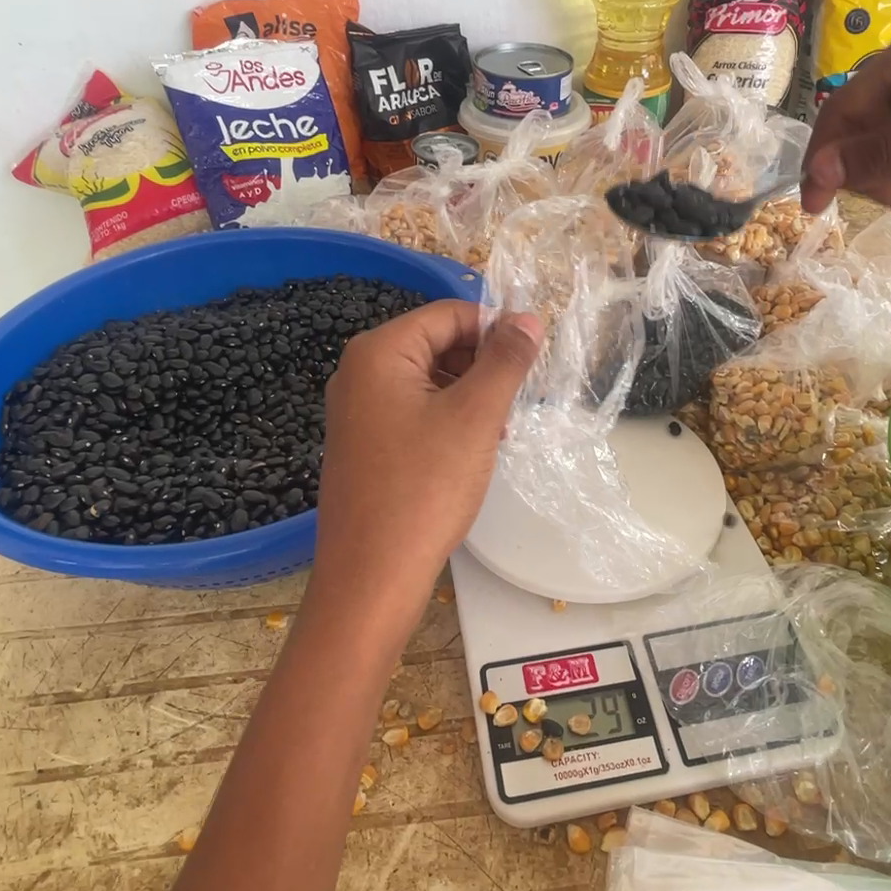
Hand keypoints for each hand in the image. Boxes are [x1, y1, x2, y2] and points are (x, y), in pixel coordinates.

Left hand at [312, 299, 541, 627]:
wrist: (371, 576)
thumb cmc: (424, 488)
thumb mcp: (475, 417)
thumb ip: (505, 361)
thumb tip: (528, 318)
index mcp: (378, 352)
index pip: (449, 314)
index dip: (496, 329)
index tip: (533, 359)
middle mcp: (359, 372)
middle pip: (436, 344)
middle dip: (482, 366)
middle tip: (516, 403)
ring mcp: (357, 411)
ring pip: (429, 381)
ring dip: (470, 396)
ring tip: (498, 431)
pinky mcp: (364, 445)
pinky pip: (413, 412)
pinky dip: (448, 420)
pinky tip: (472, 450)